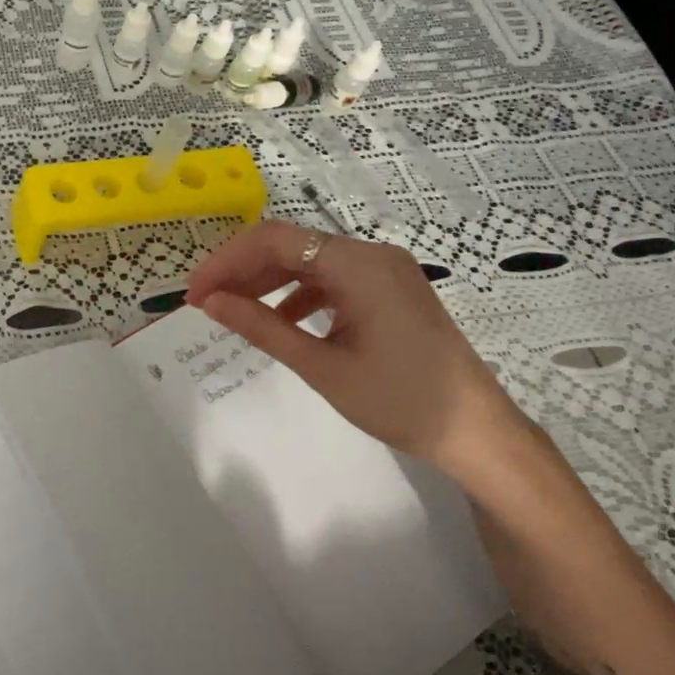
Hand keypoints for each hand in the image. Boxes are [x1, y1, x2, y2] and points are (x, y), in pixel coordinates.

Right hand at [186, 221, 533, 482]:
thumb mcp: (323, 367)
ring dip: (266, 281)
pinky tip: (277, 321)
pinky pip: (331, 278)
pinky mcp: (389, 290)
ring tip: (231, 310)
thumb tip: (209, 302)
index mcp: (359, 265)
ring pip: (308, 260)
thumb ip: (262, 328)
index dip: (226, 261)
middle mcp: (372, 255)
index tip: (195, 293)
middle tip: (204, 303)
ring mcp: (384, 271)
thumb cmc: (401, 401)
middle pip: (290, 245)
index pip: (274, 240)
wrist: (479, 433)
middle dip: (241, 269)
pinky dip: (297, 293)